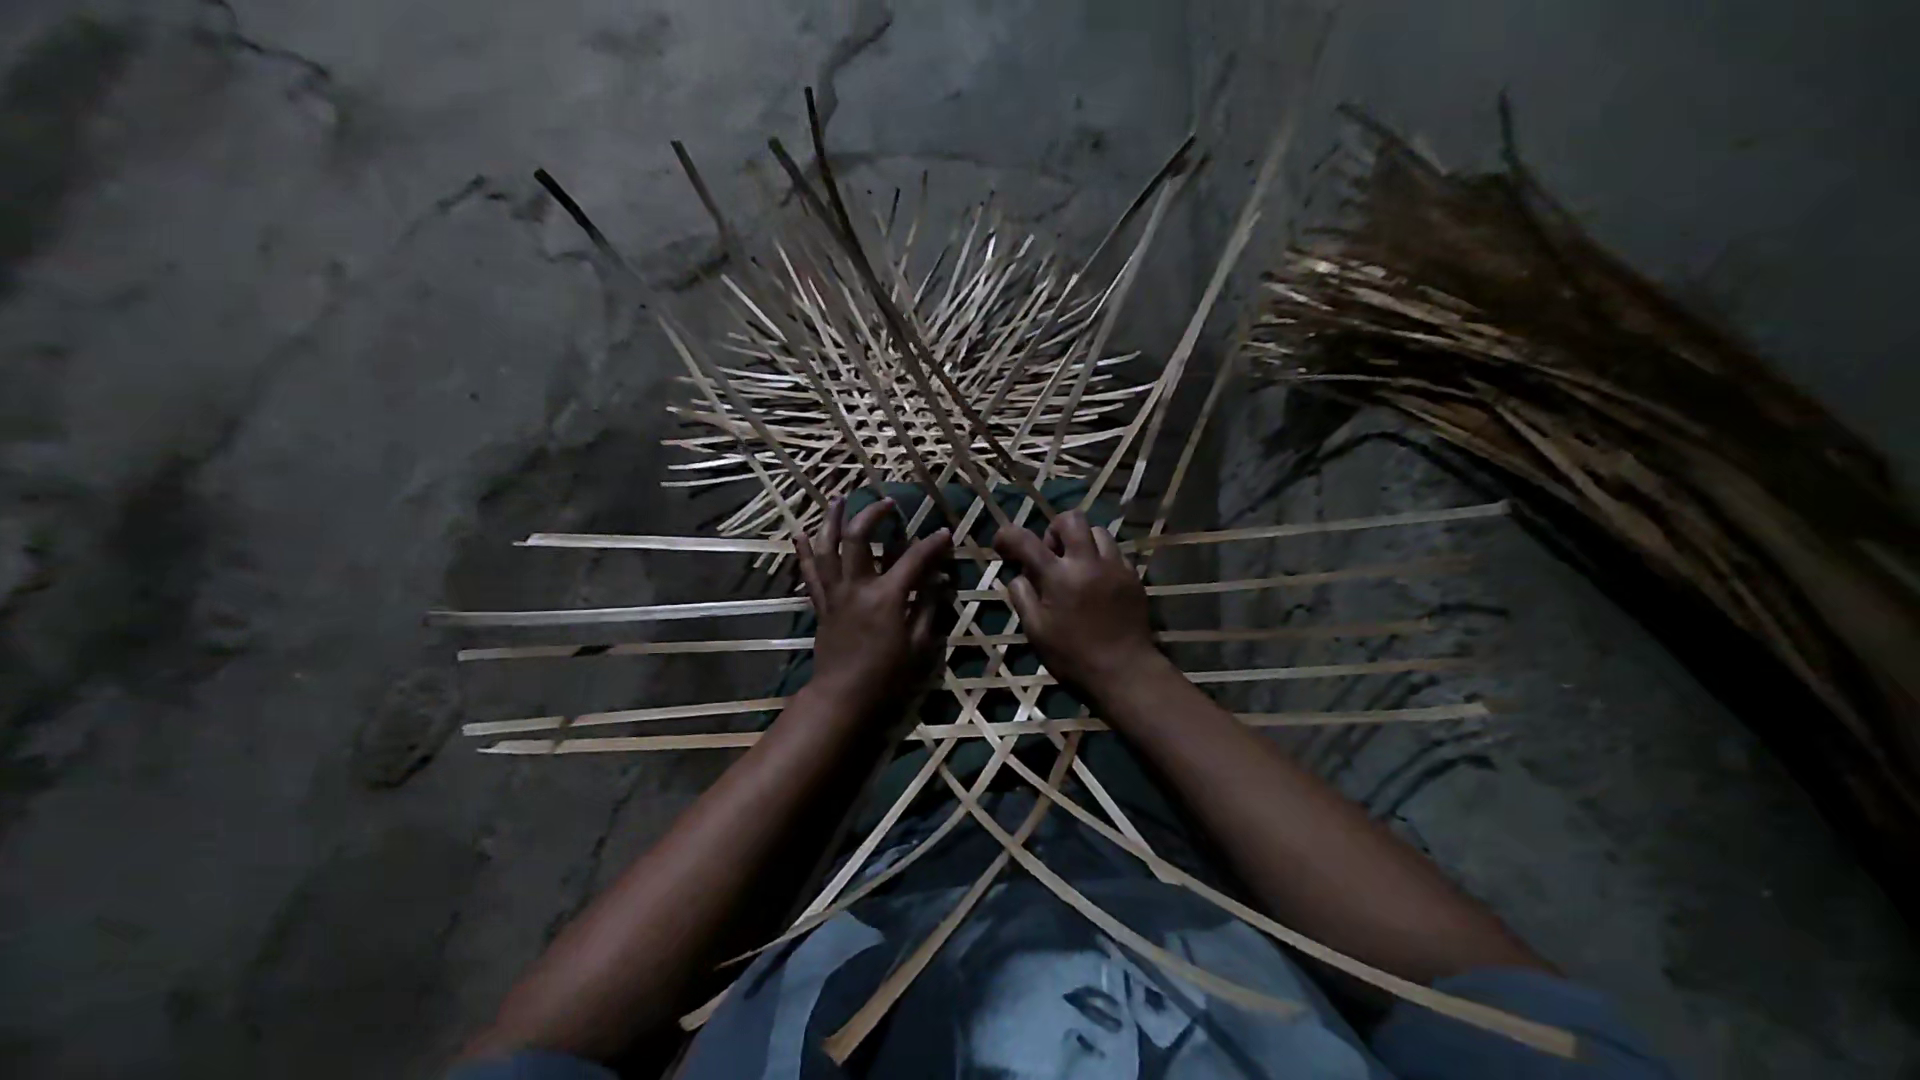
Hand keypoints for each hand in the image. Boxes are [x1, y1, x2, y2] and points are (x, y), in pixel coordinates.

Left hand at [794, 496, 952, 717]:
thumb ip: (929, 607)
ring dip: (832, 520)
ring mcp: (835, 594)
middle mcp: (857, 587)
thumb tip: (940, 579)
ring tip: (838, 499)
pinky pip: (810, 573)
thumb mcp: (920, 645)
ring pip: (828, 547)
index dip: (932, 544)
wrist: (843, 697)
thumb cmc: (887, 676)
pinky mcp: (822, 605)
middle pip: (860, 537)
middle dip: (874, 514)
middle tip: (887, 504)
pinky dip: (806, 552)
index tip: (945, 533)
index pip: (914, 559)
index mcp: (886, 597)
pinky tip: (801, 533)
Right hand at [991, 510, 1164, 692]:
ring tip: (1076, 567)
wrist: (1124, 670)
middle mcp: (1087, 562)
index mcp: (1058, 576)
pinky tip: (1096, 581)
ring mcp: (1114, 567)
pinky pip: (1115, 552)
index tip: (1002, 544)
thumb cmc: (1072, 656)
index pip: (1025, 541)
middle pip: (1071, 519)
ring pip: (1097, 531)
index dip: (1008, 536)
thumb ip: (1023, 597)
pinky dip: (1101, 558)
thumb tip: (1019, 576)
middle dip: (1054, 530)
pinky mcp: (1133, 577)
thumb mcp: (1036, 630)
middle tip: (1050, 555)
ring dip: (1081, 542)